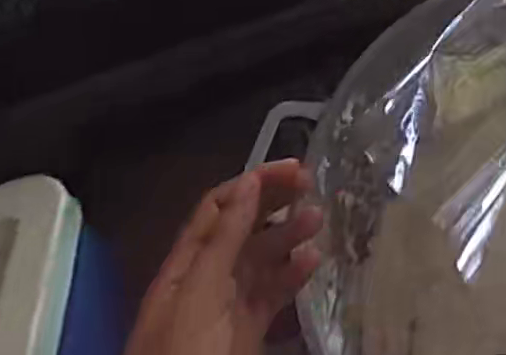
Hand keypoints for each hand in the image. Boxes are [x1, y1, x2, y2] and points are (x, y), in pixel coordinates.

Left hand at [125, 161, 323, 354]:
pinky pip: (272, 294)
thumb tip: (249, 182)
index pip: (219, 206)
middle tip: (314, 185)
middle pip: (243, 226)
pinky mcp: (247, 333)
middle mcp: (206, 279)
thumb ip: (224, 239)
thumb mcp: (200, 295)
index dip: (255, 182)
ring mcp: (227, 307)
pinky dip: (293, 274)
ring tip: (320, 221)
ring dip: (290, 234)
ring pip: (262, 257)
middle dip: (276, 201)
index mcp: (185, 266)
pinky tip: (313, 263)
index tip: (294, 170)